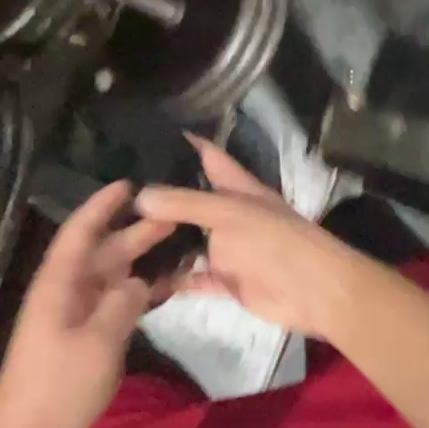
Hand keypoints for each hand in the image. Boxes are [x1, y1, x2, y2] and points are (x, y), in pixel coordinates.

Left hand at [0, 181, 175, 427]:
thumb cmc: (58, 385)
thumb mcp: (97, 343)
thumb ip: (121, 305)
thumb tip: (136, 281)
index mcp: (59, 282)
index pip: (80, 231)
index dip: (101, 205)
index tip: (128, 184)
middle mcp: (64, 291)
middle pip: (100, 252)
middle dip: (133, 232)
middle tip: (172, 215)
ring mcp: (71, 316)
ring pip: (108, 278)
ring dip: (138, 263)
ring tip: (177, 246)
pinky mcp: (79, 339)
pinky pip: (111, 306)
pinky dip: (135, 297)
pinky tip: (162, 291)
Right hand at [135, 136, 363, 338]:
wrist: (314, 292)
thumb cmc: (275, 240)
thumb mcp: (228, 213)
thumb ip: (184, 203)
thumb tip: (138, 197)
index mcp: (235, 187)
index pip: (206, 155)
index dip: (182, 144)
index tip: (144, 135)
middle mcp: (227, 213)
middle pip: (189, 200)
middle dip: (157, 196)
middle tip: (115, 191)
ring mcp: (226, 247)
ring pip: (186, 239)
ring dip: (160, 239)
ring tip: (117, 232)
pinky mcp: (226, 279)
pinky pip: (192, 278)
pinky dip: (171, 279)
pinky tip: (139, 277)